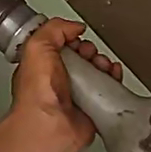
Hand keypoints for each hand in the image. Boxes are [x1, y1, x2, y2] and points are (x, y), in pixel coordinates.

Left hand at [9, 18, 120, 151]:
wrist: (51, 125)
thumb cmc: (37, 93)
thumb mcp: (37, 46)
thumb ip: (55, 29)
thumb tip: (73, 26)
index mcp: (41, 66)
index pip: (60, 45)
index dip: (70, 37)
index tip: (75, 37)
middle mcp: (58, 81)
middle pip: (81, 57)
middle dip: (90, 50)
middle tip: (89, 53)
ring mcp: (76, 95)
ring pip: (96, 72)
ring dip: (103, 63)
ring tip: (102, 64)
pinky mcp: (92, 108)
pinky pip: (108, 90)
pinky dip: (114, 79)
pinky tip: (113, 74)